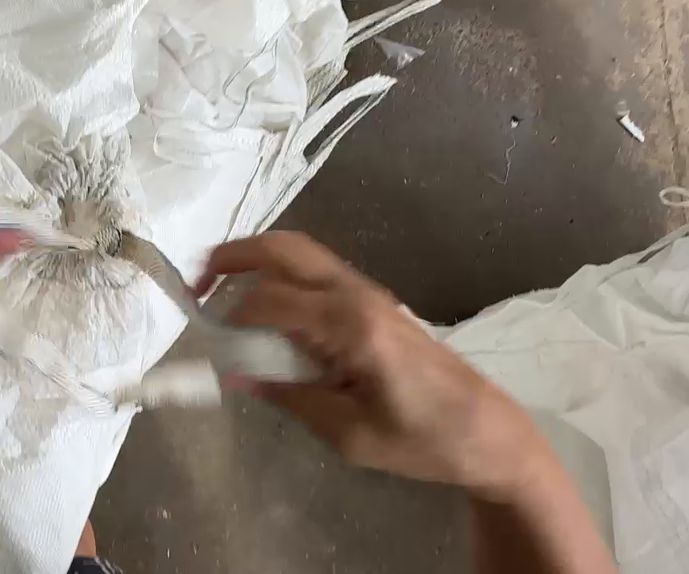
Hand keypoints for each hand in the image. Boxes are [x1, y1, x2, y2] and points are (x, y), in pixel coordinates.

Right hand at [202, 231, 551, 499]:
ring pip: (297, 248)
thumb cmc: (423, 439)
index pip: (270, 302)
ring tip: (222, 283)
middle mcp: (355, 292)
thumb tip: (235, 374)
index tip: (212, 343)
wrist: (490, 431)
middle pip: (282, 249)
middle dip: (232, 256)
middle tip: (199, 280)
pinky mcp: (370, 295)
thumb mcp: (349, 434)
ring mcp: (364, 288)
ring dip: (254, 258)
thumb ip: (289, 396)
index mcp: (351, 326)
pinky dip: (277, 269)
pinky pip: (312, 265)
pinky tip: (265, 299)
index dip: (232, 318)